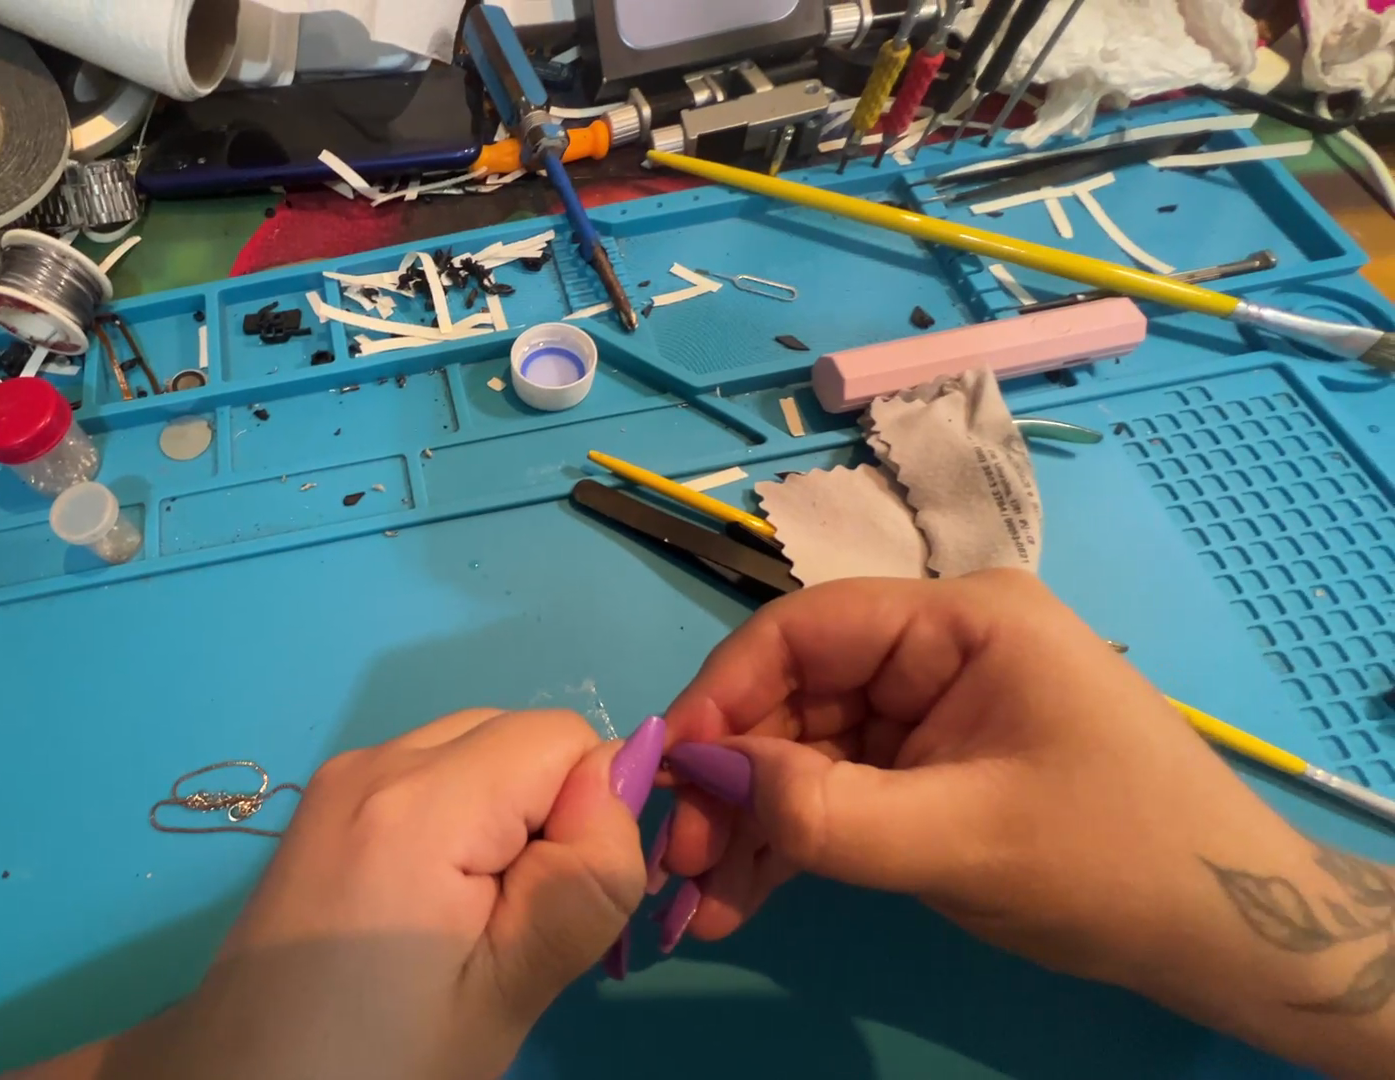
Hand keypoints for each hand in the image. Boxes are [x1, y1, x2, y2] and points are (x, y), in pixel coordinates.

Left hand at [176, 708, 655, 1079]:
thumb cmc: (381, 1063)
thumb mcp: (507, 990)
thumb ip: (583, 878)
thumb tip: (626, 771)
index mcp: (419, 799)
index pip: (559, 736)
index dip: (589, 808)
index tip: (558, 898)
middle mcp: (377, 757)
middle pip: (516, 733)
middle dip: (549, 806)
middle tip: (517, 914)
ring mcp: (346, 770)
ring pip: (477, 746)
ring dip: (506, 809)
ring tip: (473, 908)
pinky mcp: (331, 793)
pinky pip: (433, 767)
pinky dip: (462, 810)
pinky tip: (432, 891)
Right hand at [657, 571, 1314, 996]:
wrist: (1236, 951)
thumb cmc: (1122, 868)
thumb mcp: (964, 841)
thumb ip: (823, 809)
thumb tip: (701, 773)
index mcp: (952, 622)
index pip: (801, 631)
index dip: (723, 691)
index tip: (667, 763)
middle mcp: (918, 651)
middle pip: (784, 698)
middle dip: (728, 781)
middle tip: (678, 856)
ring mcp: (906, 709)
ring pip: (789, 752)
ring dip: (742, 824)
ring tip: (697, 898)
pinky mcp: (900, 762)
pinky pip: (816, 789)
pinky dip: (776, 843)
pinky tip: (736, 896)